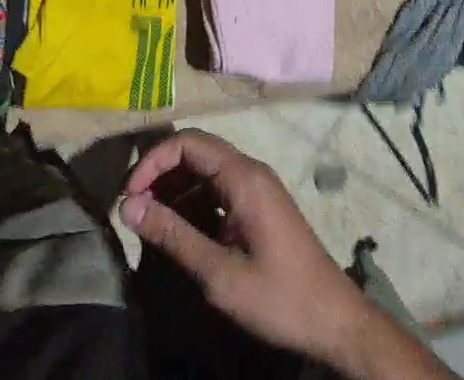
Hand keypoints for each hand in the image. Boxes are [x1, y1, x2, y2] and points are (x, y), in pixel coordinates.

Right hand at [120, 130, 376, 363]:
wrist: (336, 322)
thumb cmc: (279, 297)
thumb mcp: (219, 272)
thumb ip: (172, 234)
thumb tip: (127, 205)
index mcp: (244, 177)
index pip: (188, 142)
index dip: (153, 161)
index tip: (129, 195)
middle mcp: (251, 172)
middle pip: (195, 152)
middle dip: (160, 174)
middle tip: (134, 207)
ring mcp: (257, 189)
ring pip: (205, 172)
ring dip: (174, 190)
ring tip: (150, 223)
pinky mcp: (259, 208)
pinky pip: (218, 191)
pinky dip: (193, 203)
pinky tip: (179, 232)